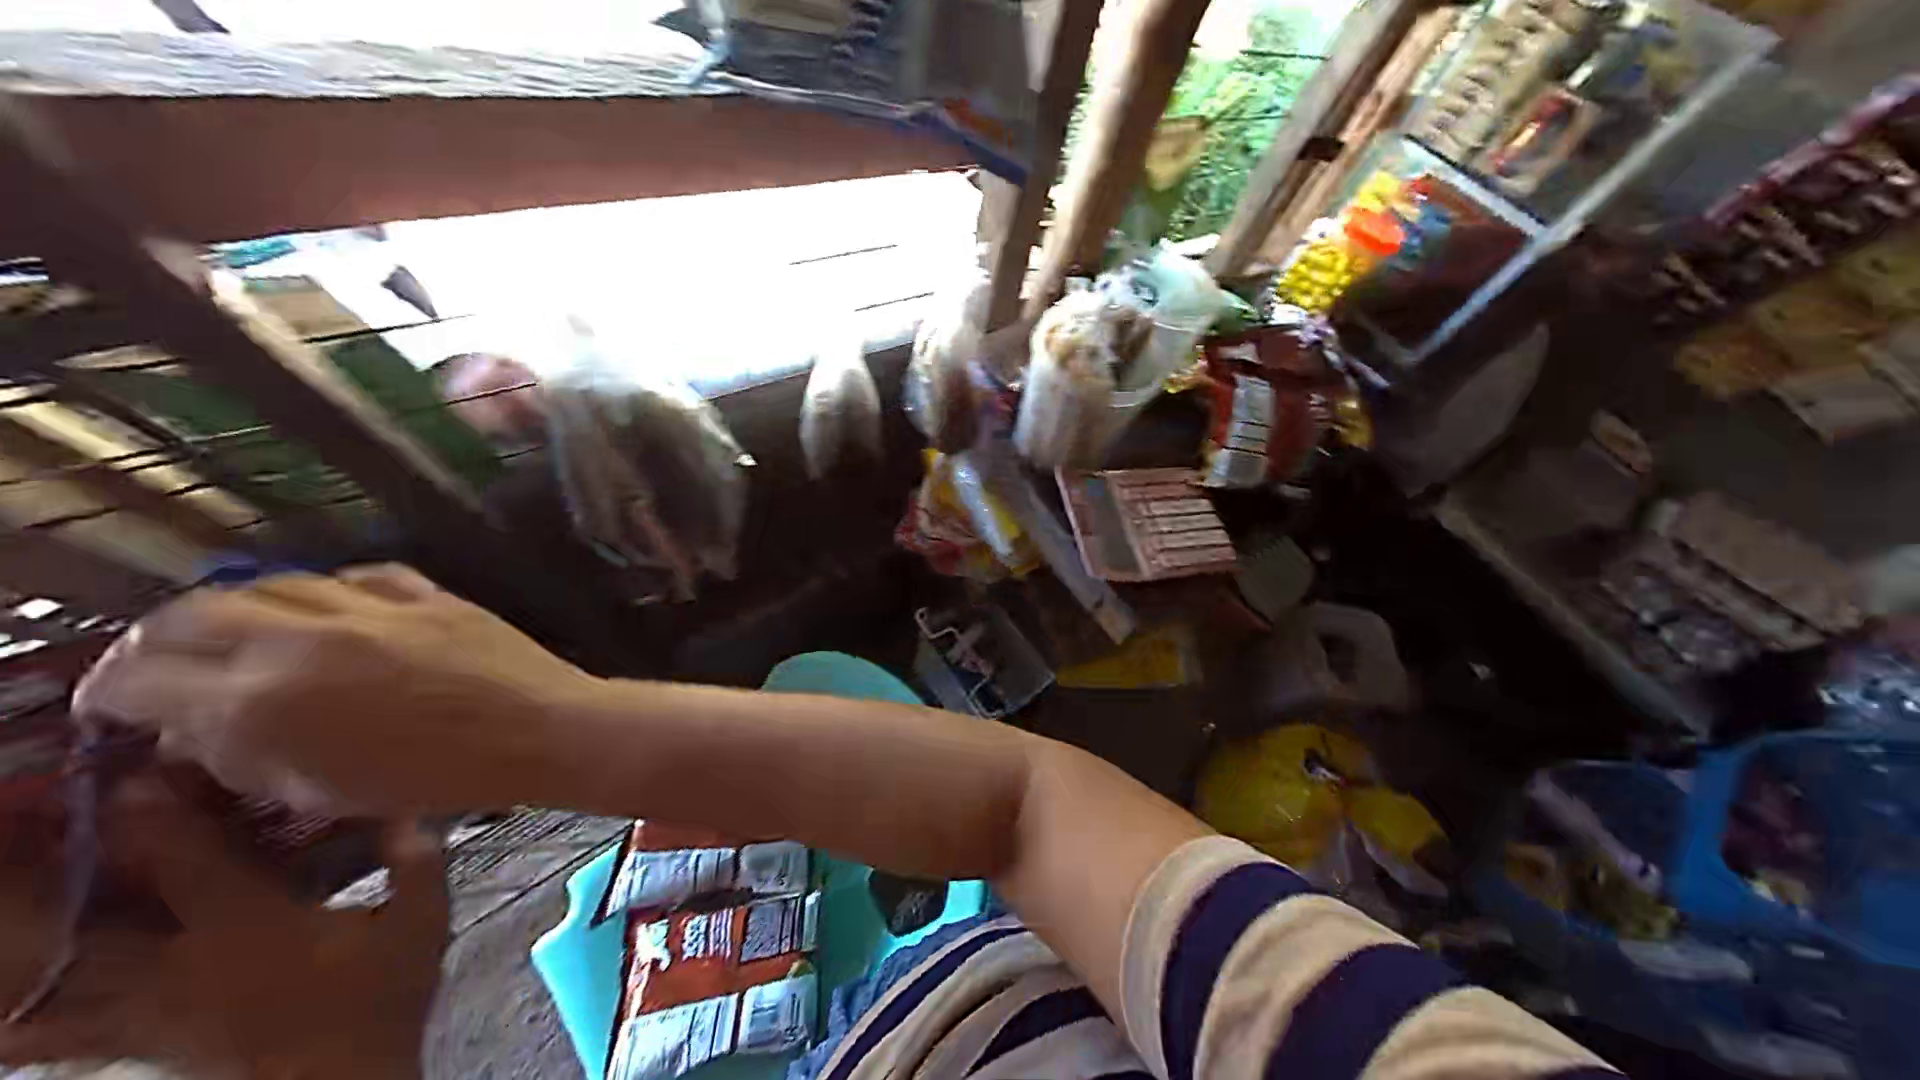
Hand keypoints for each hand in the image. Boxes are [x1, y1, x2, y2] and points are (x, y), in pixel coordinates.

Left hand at [0, 775, 448, 1078]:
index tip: (131, 777)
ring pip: (54, 975)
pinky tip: (7, 997)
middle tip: (28, 825)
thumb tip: (408, 807)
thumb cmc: (381, 994)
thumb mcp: (421, 920)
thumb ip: (416, 862)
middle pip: (97, 921)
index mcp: (255, 929)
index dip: (160, 822)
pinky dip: (19, 1015)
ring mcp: (148, 1010)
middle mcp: (184, 965)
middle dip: (55, 875)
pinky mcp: (136, 1040)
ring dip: (21, 938)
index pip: (195, 866)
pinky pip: (49, 1033)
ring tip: (8, 894)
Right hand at [73, 564, 601, 815]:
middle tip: (170, 663)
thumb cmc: (437, 778)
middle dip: (160, 640)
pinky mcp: (427, 591)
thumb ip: (244, 755)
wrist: (538, 730)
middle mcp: (302, 640)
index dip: (113, 692)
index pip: (139, 678)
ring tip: (247, 633)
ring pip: (272, 582)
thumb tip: (193, 727)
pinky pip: (357, 576)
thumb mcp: (320, 791)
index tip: (117, 704)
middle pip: (190, 613)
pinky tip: (335, 611)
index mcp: (260, 702)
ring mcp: (371, 607)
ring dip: (243, 607)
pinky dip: (330, 591)